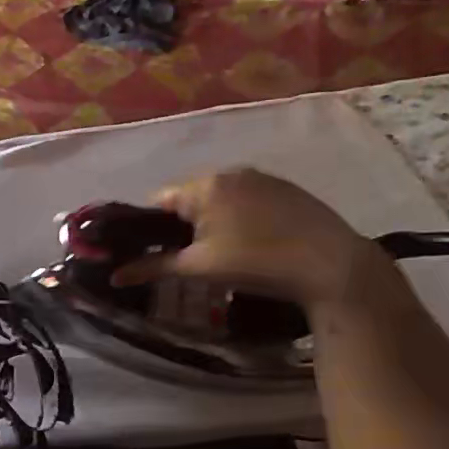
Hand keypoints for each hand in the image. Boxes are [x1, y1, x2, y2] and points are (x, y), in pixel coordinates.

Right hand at [111, 168, 393, 310]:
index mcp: (204, 186)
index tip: (153, 252)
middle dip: (182, 225)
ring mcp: (263, 178)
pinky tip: (251, 243)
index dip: (149, 227)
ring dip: (211, 222)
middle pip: (188, 198)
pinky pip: (246, 199)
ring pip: (218, 199)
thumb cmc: (256, 263)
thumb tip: (114, 276)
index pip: (158, 201)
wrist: (334, 267)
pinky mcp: (288, 189)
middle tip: (188, 258)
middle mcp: (230, 172)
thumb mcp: (198, 268)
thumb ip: (153, 267)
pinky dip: (238, 218)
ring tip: (221, 254)